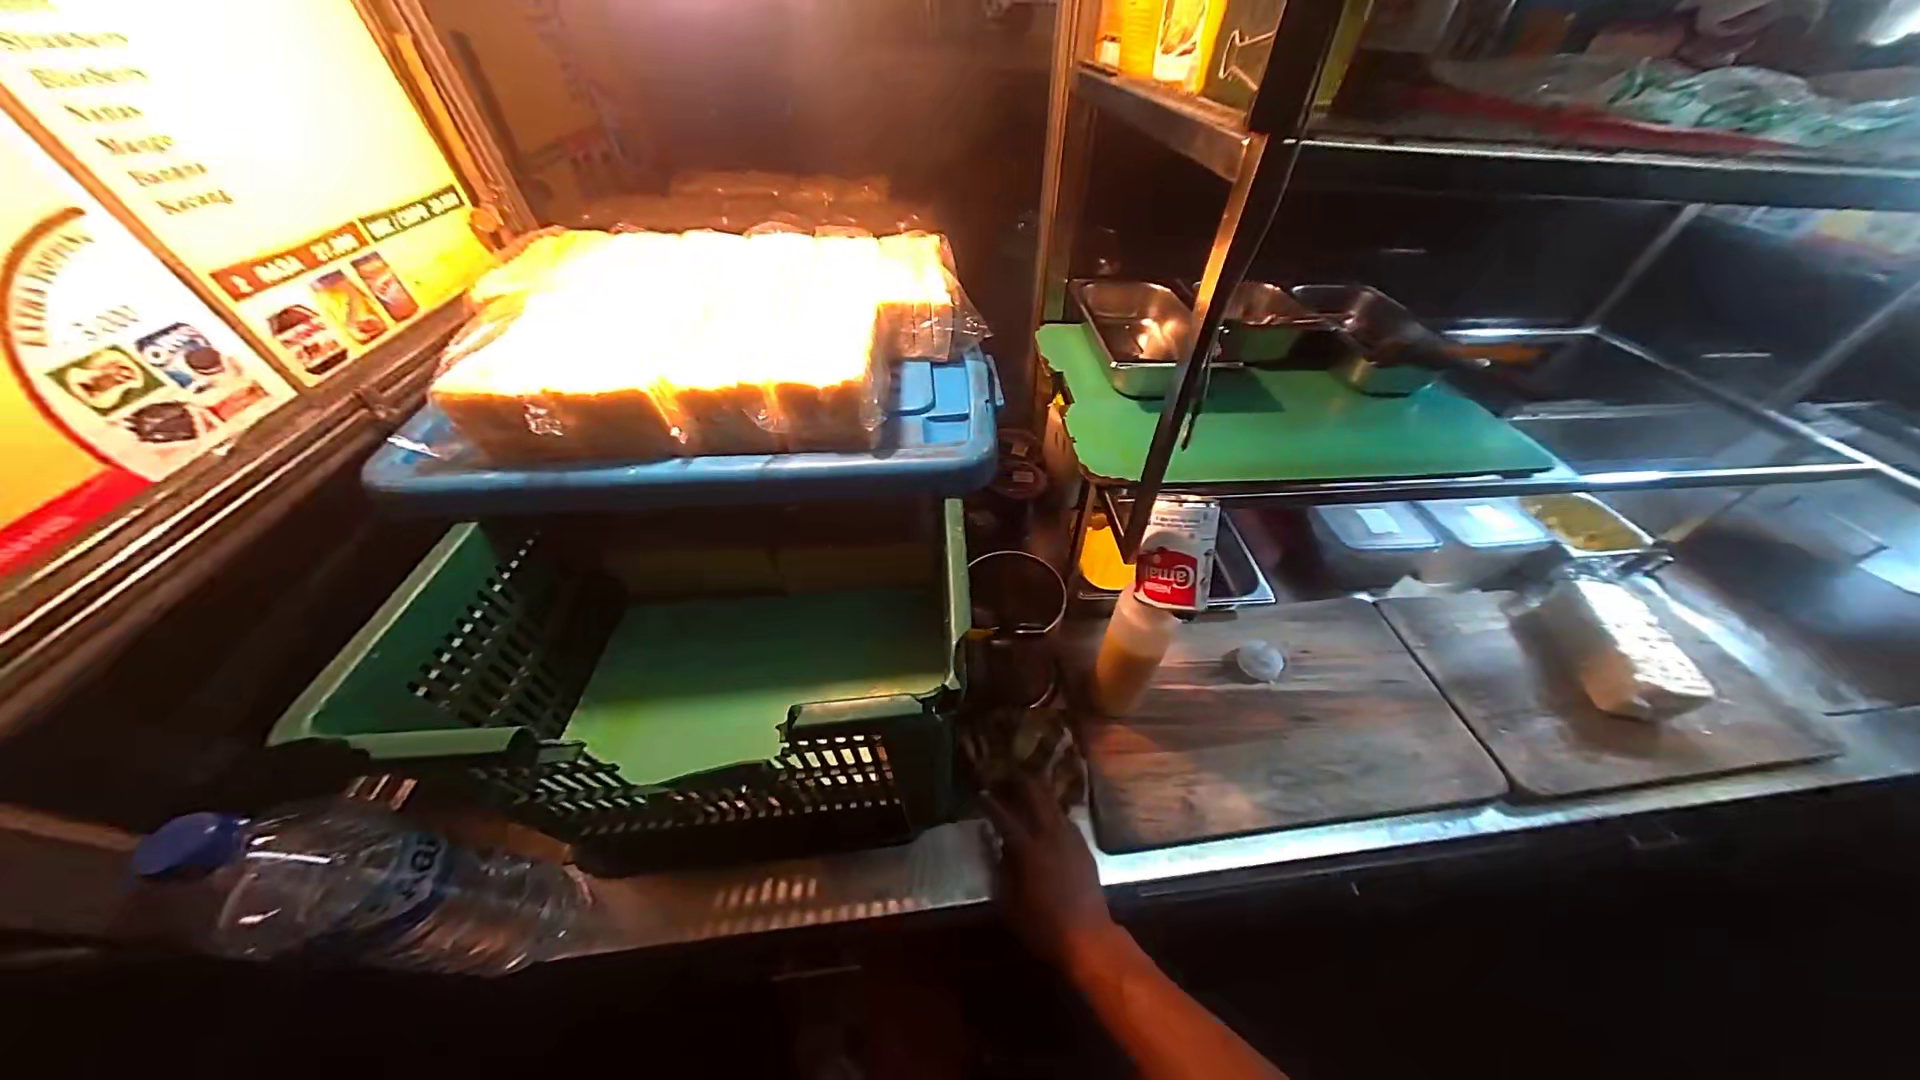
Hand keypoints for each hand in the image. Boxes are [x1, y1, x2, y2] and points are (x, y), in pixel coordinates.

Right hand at [982, 774, 1117, 970]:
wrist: (1087, 935)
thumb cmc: (1042, 924)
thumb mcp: (1008, 902)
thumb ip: (998, 867)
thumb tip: (993, 842)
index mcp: (1027, 849)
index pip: (1003, 815)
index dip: (989, 802)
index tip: (980, 793)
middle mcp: (1049, 834)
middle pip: (1034, 793)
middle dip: (1017, 781)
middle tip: (1003, 779)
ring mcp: (1069, 836)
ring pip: (1052, 800)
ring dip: (1036, 790)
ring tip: (1023, 789)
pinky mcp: (1082, 844)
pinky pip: (1064, 816)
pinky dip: (1051, 808)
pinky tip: (1045, 814)